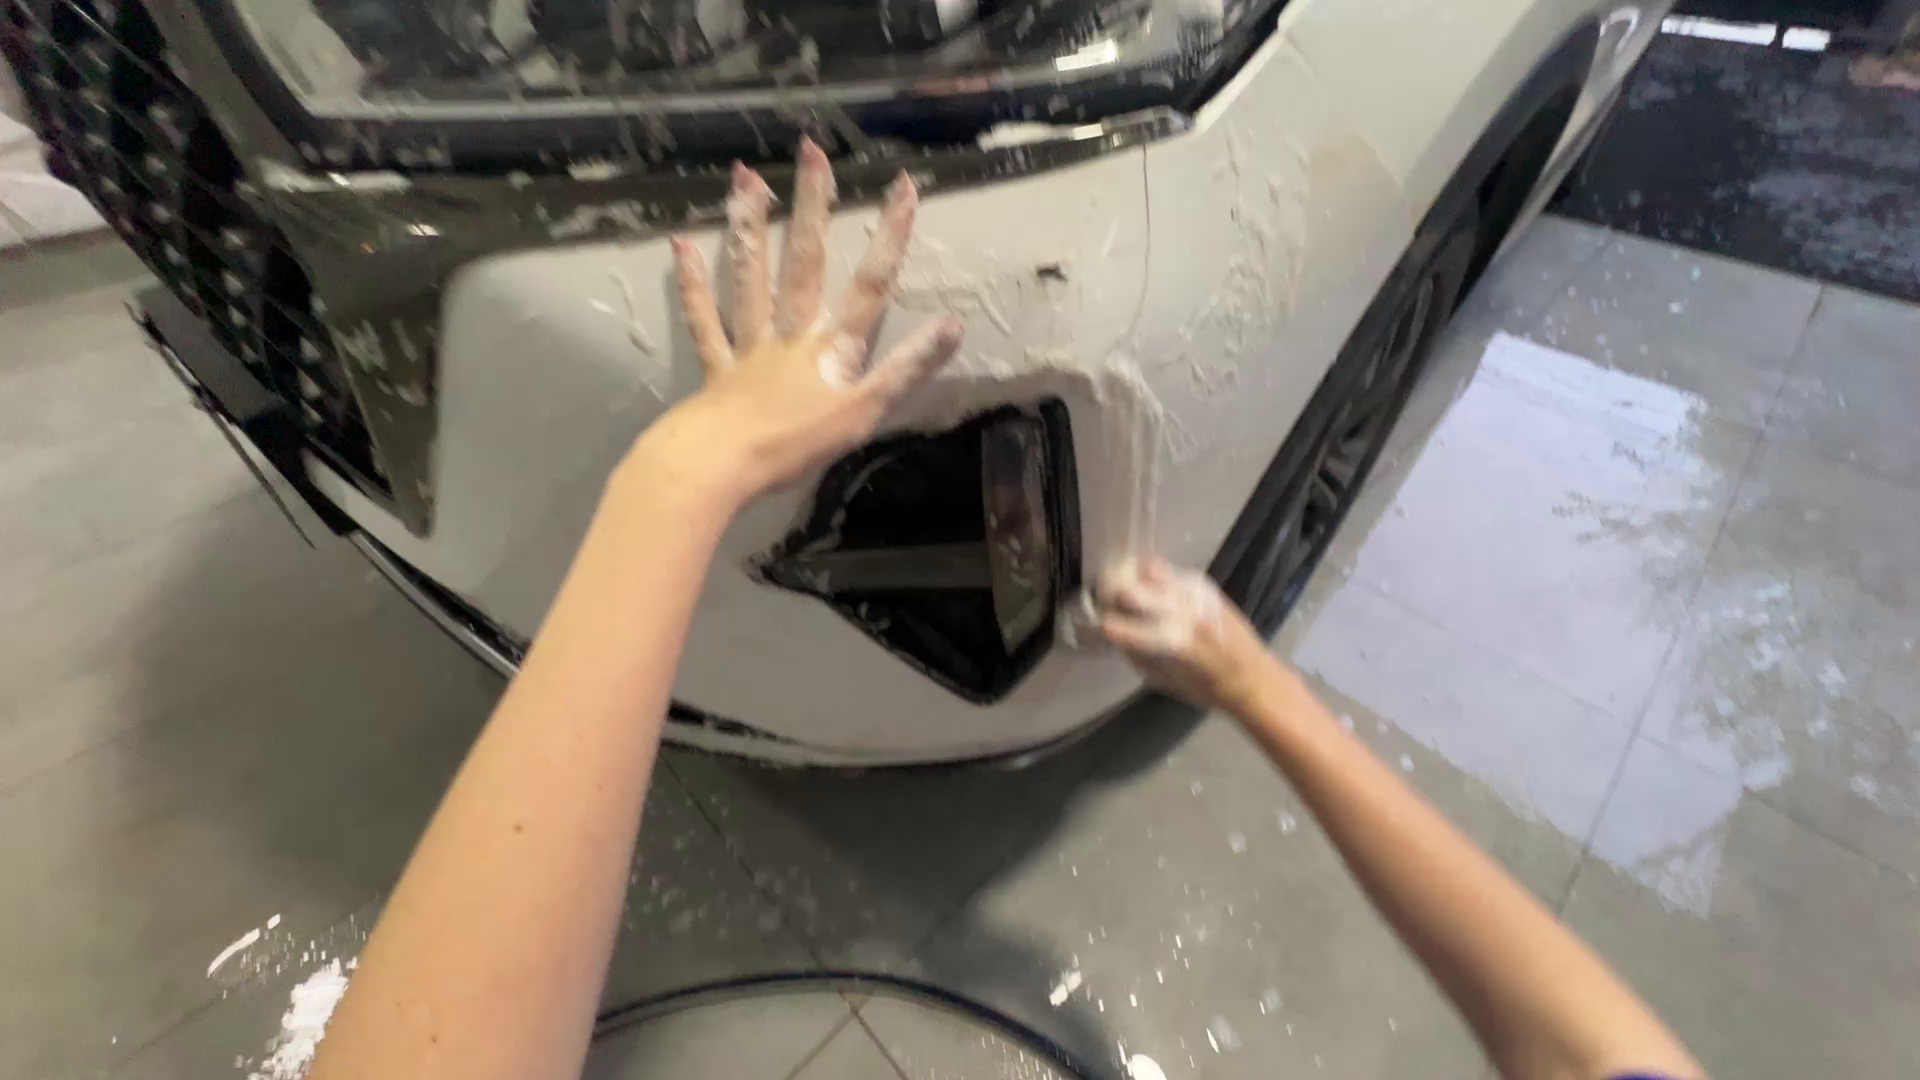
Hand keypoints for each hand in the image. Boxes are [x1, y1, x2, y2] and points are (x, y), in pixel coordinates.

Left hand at [634, 139, 962, 506]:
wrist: (722, 465)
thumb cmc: (798, 445)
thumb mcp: (866, 414)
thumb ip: (907, 369)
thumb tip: (953, 327)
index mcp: (832, 347)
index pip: (870, 286)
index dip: (890, 238)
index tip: (904, 187)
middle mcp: (790, 333)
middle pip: (805, 264)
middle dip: (813, 208)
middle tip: (811, 152)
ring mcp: (749, 345)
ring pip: (750, 279)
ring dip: (748, 227)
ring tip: (746, 177)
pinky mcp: (717, 366)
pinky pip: (704, 321)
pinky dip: (692, 285)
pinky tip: (680, 246)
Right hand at [1093, 558, 1273, 712]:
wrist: (1253, 676)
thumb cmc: (1206, 688)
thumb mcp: (1161, 681)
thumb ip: (1134, 653)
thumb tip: (1113, 632)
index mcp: (1167, 643)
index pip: (1114, 625)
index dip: (1094, 625)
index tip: (1085, 627)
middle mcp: (1179, 612)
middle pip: (1126, 589)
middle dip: (1108, 595)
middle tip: (1104, 603)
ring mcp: (1192, 593)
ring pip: (1146, 570)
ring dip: (1132, 579)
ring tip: (1129, 591)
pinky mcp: (1203, 584)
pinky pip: (1167, 571)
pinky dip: (1154, 580)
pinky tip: (1155, 593)